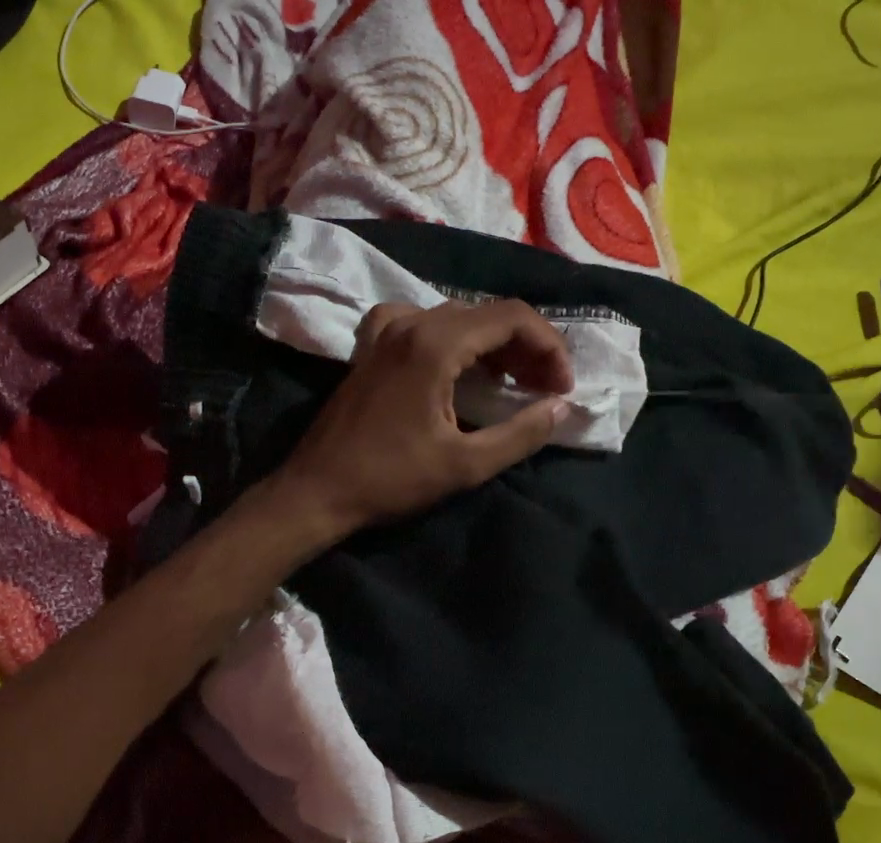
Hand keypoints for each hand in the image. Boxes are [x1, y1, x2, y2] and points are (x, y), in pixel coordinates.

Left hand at [262, 299, 574, 537]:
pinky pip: (417, 323)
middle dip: (525, 347)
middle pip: (486, 314)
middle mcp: (409, 323)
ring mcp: (383, 332)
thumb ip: (520, 434)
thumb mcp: (464, 465)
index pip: (513, 317)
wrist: (317, 490)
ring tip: (511, 381)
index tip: (561, 387)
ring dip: (491, 343)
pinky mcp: (368, 348)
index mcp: (435, 343)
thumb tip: (562, 408)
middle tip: (544, 388)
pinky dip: (447, 337)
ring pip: (455, 317)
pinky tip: (451, 363)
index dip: (549, 347)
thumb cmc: (390, 479)